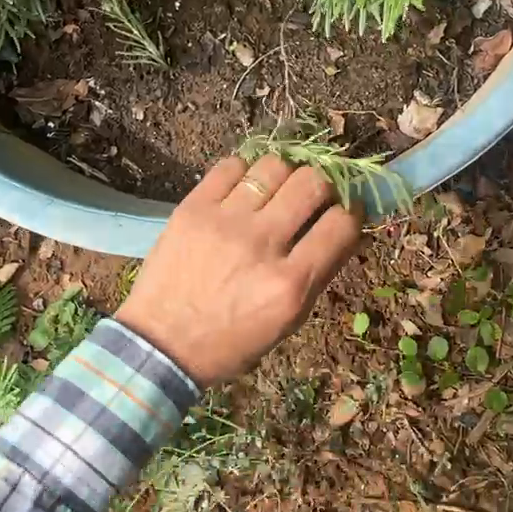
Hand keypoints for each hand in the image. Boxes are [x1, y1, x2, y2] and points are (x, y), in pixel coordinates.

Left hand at [116, 155, 362, 386]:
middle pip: (312, 183)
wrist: (160, 345)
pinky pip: (231, 166)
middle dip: (323, 186)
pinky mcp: (192, 208)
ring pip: (274, 166)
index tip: (345, 214)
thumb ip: (319, 273)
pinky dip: (245, 173)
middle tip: (312, 198)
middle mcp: (261, 246)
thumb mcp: (288, 321)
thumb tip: (347, 226)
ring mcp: (224, 223)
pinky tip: (243, 191)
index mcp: (290, 285)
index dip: (351, 214)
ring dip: (285, 175)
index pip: (341, 224)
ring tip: (276, 191)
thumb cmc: (231, 341)